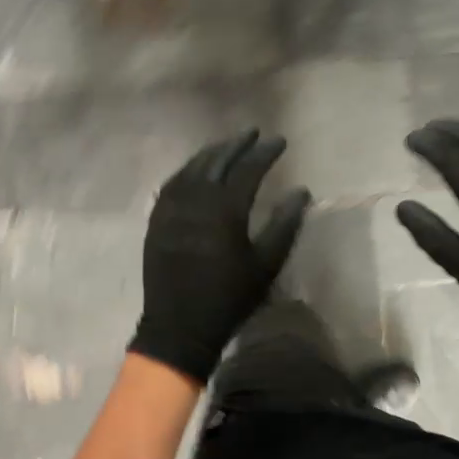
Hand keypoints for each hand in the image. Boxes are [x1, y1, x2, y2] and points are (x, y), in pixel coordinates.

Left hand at [129, 130, 309, 382]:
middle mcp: (195, 200)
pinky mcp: (157, 219)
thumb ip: (284, 224)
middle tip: (253, 132)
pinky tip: (196, 169)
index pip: (248, 169)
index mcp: (225, 209)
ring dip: (212, 153)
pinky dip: (188, 170)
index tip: (280, 141)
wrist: (179, 326)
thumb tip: (301, 192)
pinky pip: (172, 183)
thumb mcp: (266, 265)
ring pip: (192, 168)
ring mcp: (171, 208)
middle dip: (237, 144)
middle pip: (217, 160)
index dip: (265, 152)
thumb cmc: (229, 298)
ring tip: (228, 145)